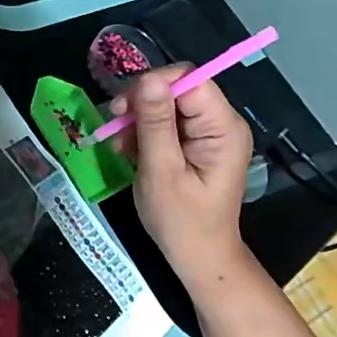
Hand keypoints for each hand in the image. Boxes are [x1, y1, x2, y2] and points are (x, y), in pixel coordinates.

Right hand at [112, 66, 254, 284]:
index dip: (153, 85)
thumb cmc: (180, 220)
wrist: (197, 256)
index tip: (121, 109)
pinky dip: (144, 133)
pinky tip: (130, 152)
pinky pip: (166, 124)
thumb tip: (147, 79)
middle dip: (142, 104)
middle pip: (177, 89)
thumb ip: (155, 124)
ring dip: (138, 121)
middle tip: (114, 128)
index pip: (189, 80)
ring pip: (167, 106)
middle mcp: (220, 123)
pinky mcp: (195, 145)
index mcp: (223, 127)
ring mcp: (208, 134)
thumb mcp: (161, 171)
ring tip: (121, 147)